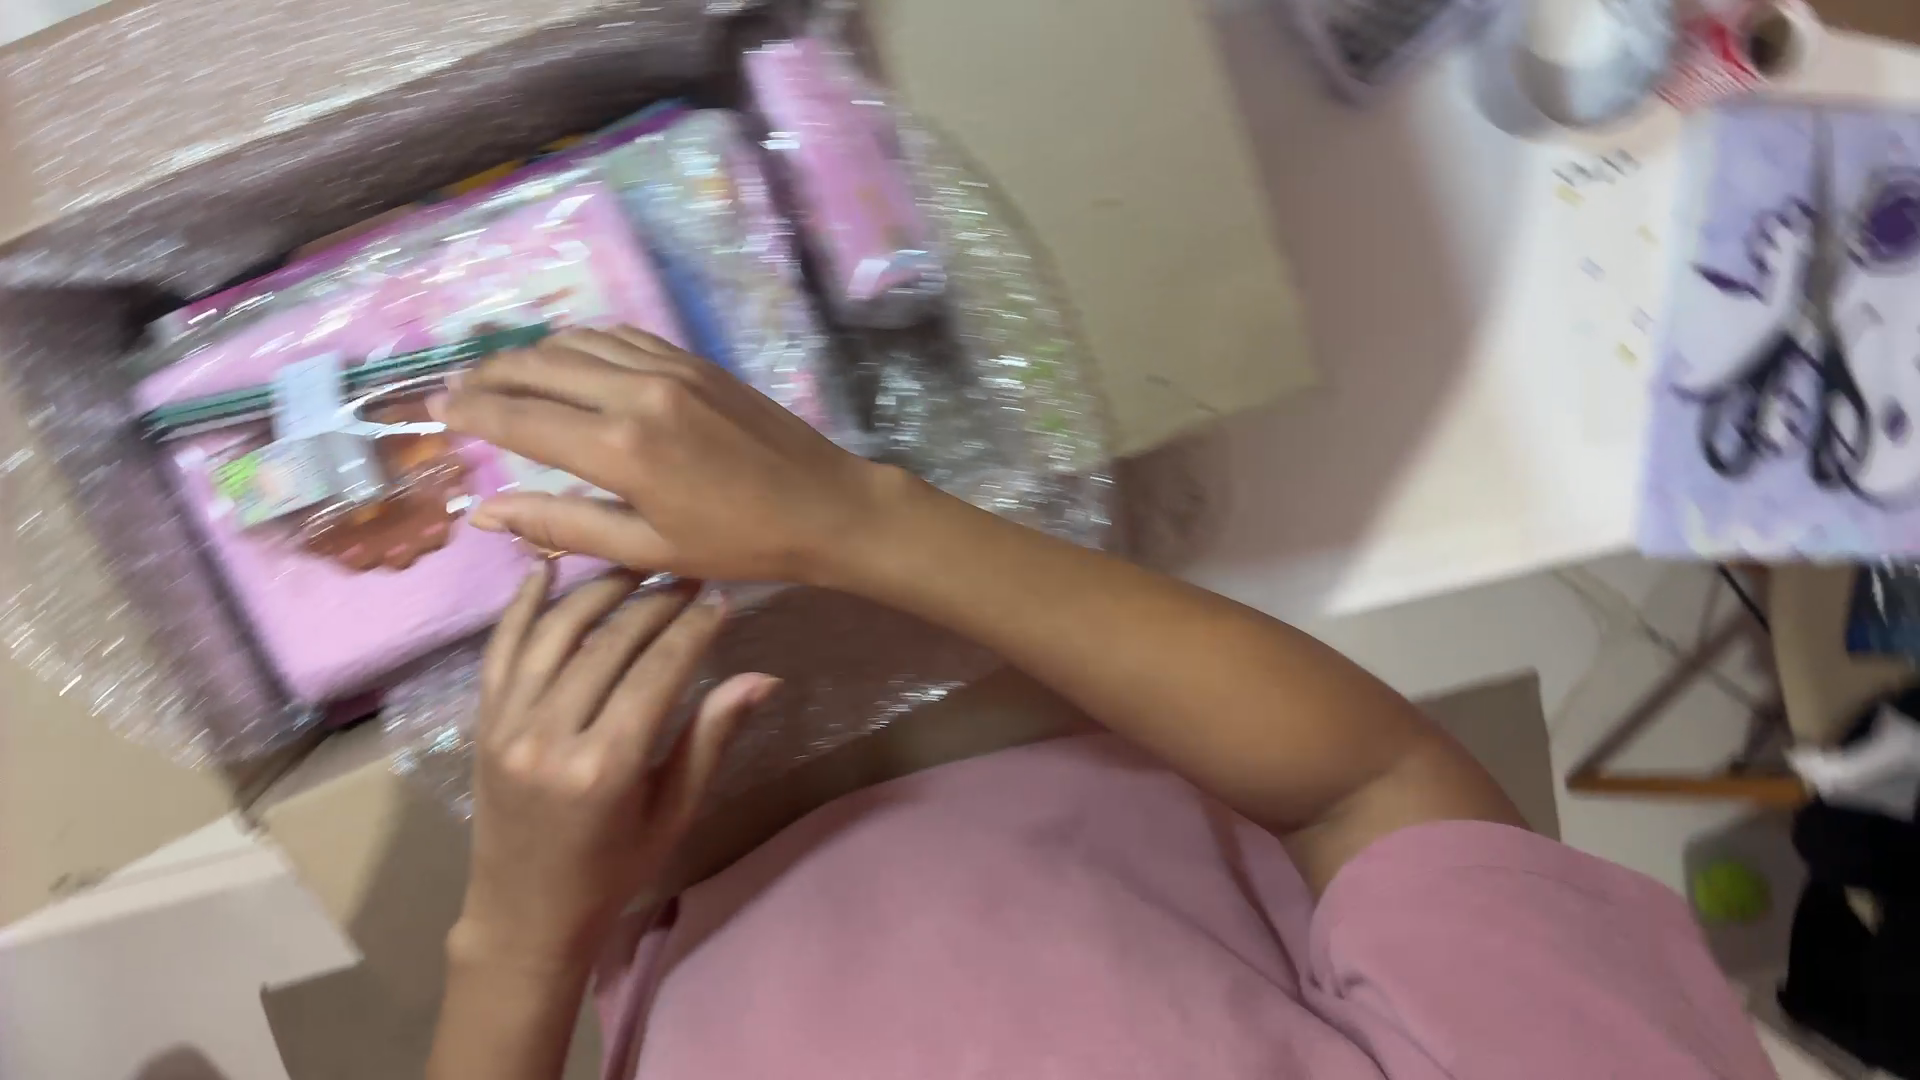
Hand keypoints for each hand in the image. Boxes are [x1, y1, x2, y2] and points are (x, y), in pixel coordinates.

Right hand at [432, 326, 908, 584]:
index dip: (470, 412)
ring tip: (505, 375)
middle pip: (538, 366)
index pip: (519, 417)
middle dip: (488, 375)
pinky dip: (585, 343)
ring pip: (578, 342)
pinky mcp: (698, 362)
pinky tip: (575, 361)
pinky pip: (624, 338)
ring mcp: (672, 368)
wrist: (826, 507)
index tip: (437, 411)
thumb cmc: (742, 543)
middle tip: (459, 391)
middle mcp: (637, 392)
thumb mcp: (651, 548)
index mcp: (620, 447)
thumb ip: (564, 525)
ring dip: (532, 354)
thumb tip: (484, 513)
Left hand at [451, 564, 777, 973]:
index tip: (722, 598)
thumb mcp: (676, 810)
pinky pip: (500, 651)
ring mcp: (506, 726)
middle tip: (690, 578)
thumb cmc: (615, 867)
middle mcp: (549, 736)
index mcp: (606, 765)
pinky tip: (545, 569)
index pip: (659, 670)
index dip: (695, 628)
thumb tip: (763, 678)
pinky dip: (520, 606)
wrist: (523, 914)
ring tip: (637, 567)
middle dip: (656, 603)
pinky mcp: (482, 723)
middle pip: (611, 643)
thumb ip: (712, 736)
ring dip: (599, 591)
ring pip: (556, 633)